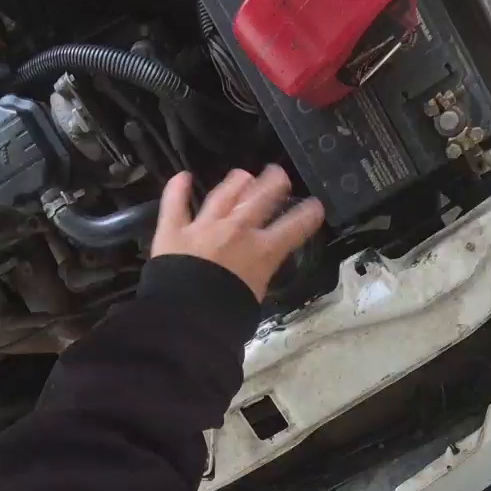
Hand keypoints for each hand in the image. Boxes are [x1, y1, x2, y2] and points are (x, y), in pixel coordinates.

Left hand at [152, 166, 323, 301]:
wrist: (188, 316)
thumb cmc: (227, 316)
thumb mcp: (256, 298)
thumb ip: (258, 278)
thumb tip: (255, 276)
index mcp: (262, 251)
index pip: (293, 228)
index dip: (308, 215)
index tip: (316, 206)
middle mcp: (236, 230)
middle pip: (260, 198)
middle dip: (273, 184)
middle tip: (279, 174)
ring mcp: (204, 226)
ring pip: (223, 195)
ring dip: (235, 182)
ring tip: (243, 175)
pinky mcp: (174, 230)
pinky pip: (176, 204)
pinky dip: (177, 189)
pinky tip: (182, 176)